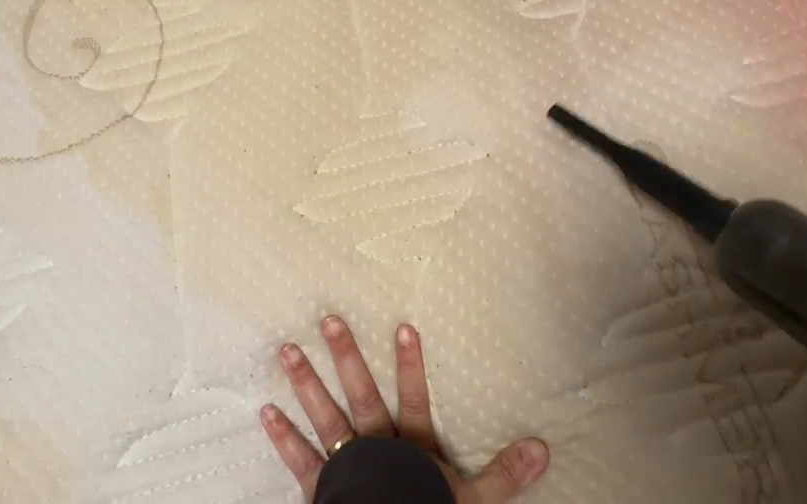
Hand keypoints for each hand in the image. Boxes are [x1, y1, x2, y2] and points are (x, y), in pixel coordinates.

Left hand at [260, 315, 549, 502]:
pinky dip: (282, 437)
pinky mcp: (322, 489)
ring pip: (325, 417)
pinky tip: (264, 411)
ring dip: (305, 384)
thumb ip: (503, 475)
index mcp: (412, 449)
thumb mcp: (473, 503)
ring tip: (286, 351)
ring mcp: (346, 466)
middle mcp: (377, 449)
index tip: (403, 325)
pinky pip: (300, 460)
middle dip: (346, 357)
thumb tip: (542, 448)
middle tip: (328, 319)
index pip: (415, 399)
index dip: (410, 364)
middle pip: (362, 396)